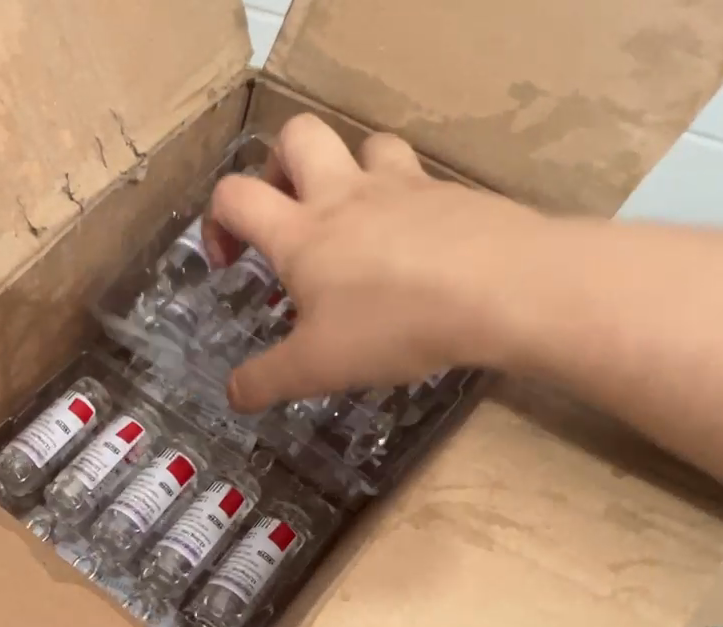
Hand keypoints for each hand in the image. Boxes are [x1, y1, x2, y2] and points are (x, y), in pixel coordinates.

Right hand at [205, 115, 549, 411]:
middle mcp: (345, 195)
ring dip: (347, 171)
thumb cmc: (393, 323)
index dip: (216, 221)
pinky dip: (402, 200)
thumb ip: (264, 382)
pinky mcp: (451, 193)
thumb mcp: (315, 369)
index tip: (229, 262)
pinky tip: (412, 245)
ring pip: (364, 144)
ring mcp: (402, 186)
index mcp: (301, 232)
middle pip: (296, 136)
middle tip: (285, 213)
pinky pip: (417, 177)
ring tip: (353, 221)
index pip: (235, 195)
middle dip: (277, 166)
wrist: (505, 288)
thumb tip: (232, 395)